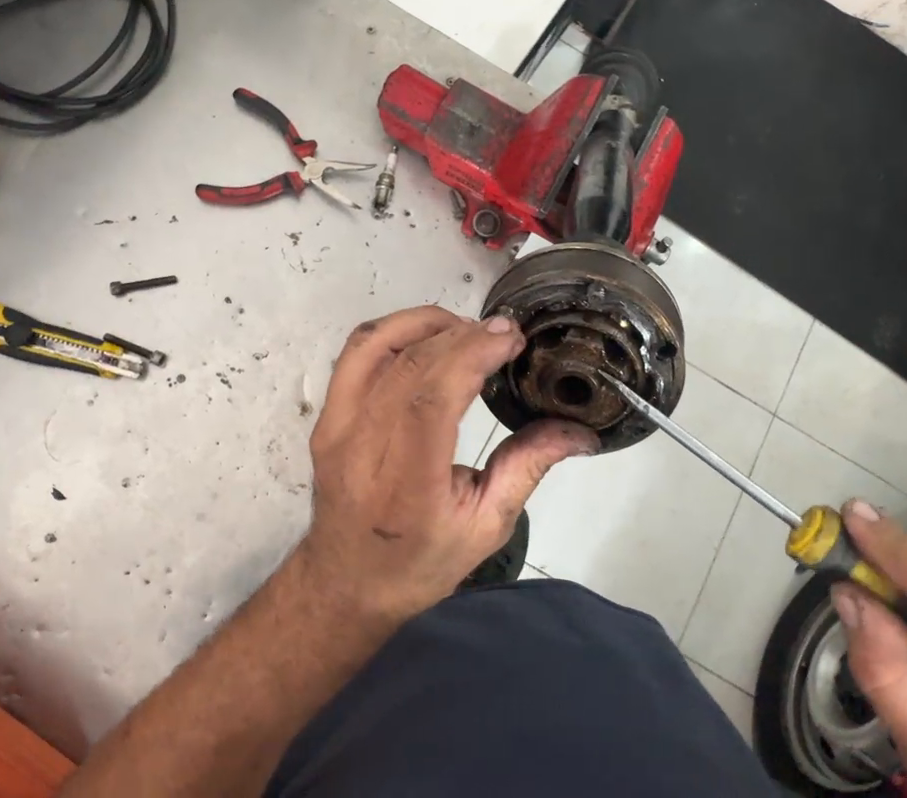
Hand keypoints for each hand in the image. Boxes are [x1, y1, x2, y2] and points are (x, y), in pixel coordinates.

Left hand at [289, 306, 597, 623]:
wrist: (347, 582)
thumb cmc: (420, 562)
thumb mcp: (486, 528)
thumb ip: (526, 467)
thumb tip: (579, 430)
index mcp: (406, 487)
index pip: (430, 399)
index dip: (471, 355)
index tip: (509, 339)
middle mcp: (362, 451)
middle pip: (409, 367)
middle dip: (463, 336)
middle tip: (503, 333)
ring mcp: (336, 430)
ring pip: (376, 348)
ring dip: (427, 324)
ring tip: (469, 331)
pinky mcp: (326, 417)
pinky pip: (356, 354)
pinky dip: (395, 331)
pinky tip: (430, 335)